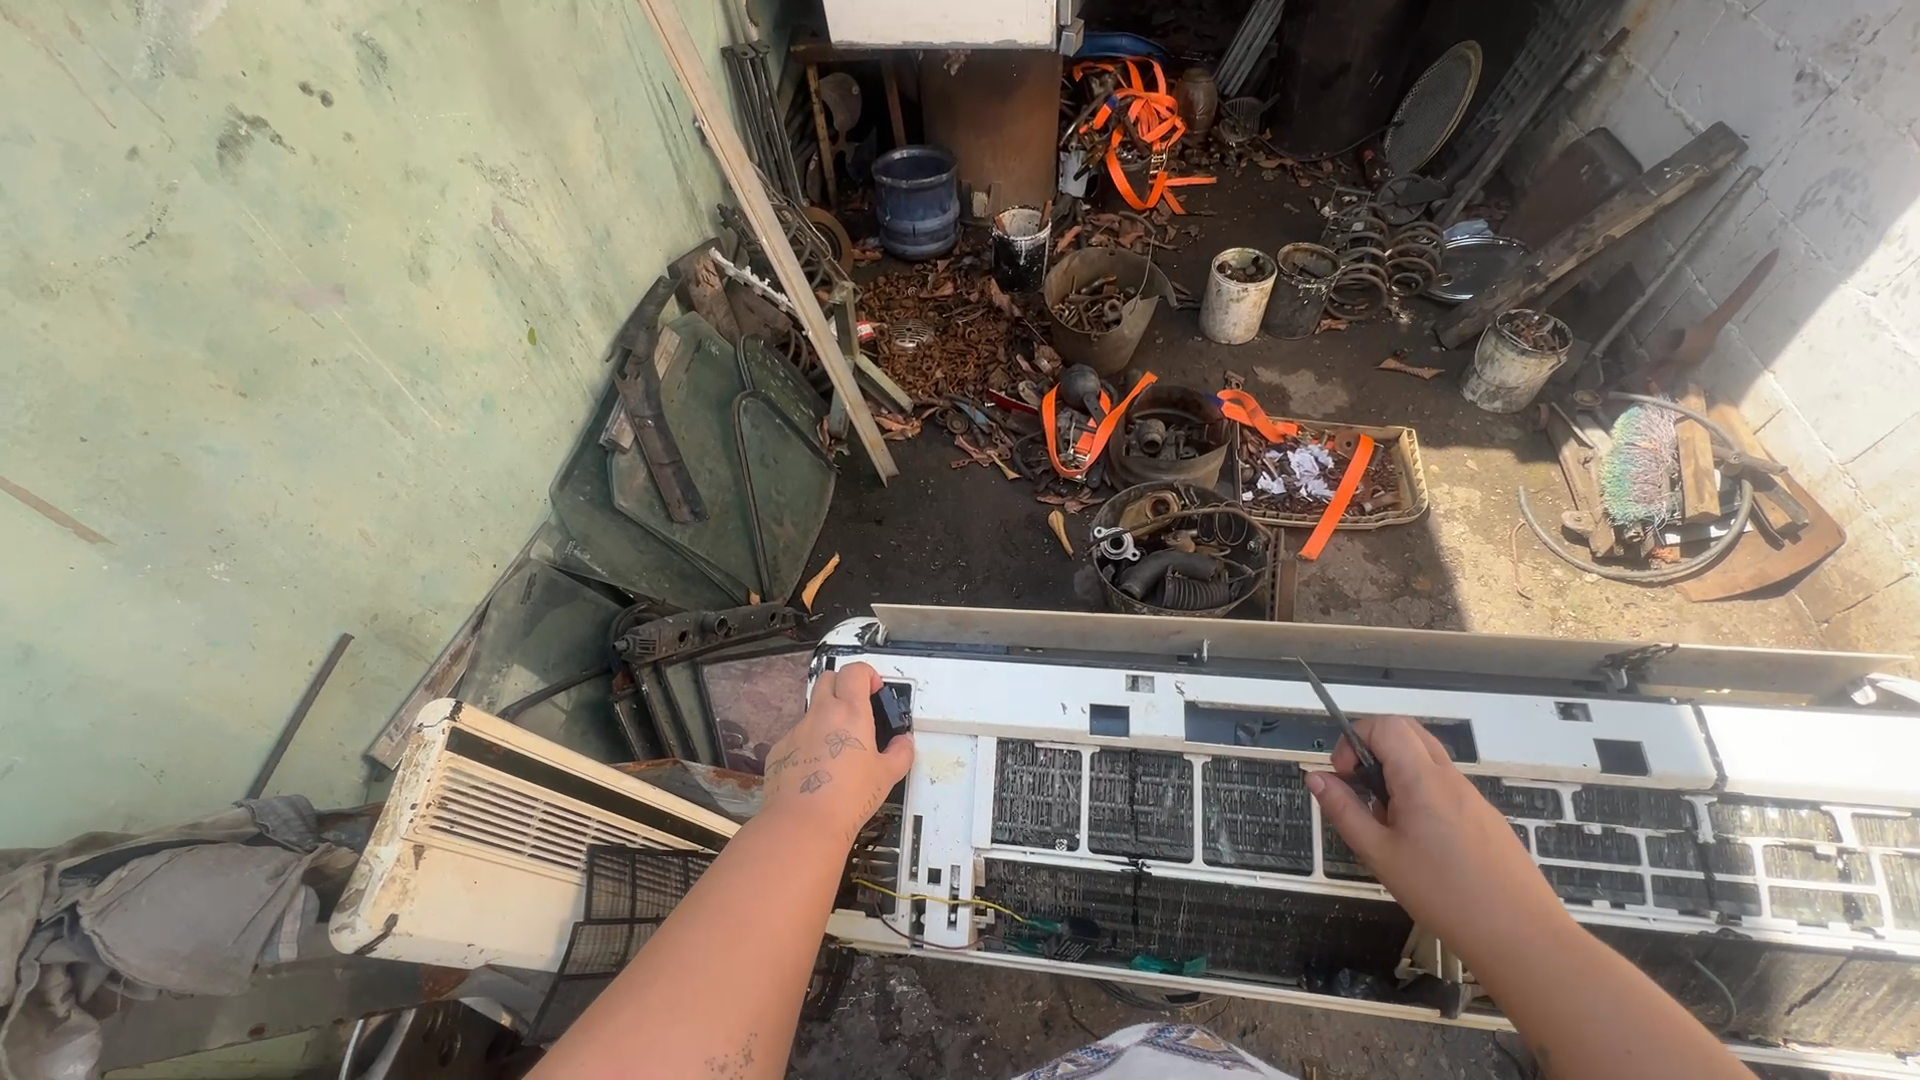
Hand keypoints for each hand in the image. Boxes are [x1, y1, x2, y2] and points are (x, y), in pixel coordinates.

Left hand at [762, 662, 913, 845]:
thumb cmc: (848, 798)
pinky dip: (808, 744)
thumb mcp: (887, 775)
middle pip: (828, 679)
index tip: (874, 688)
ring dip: (826, 718)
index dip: (866, 674)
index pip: (855, 671)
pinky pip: (796, 737)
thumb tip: (903, 743)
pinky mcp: (780, 750)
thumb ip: (900, 752)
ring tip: (837, 749)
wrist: (804, 823)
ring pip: (812, 711)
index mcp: (850, 713)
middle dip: (843, 685)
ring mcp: (796, 731)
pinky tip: (817, 771)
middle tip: (856, 708)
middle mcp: (821, 715)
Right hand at [1308, 716, 1570, 962]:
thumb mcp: (1380, 855)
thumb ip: (1344, 811)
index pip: (1385, 725)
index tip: (1345, 776)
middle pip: (1407, 731)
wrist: (1524, 939)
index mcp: (1422, 780)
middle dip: (1373, 748)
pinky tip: (1420, 843)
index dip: (1354, 740)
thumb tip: (1316, 778)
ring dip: (1395, 772)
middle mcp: (1450, 778)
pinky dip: (1419, 793)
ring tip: (1388, 822)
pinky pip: (1443, 785)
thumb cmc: (1444, 895)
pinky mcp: (1486, 817)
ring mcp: (1472, 796)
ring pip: (1425, 759)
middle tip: (1360, 787)